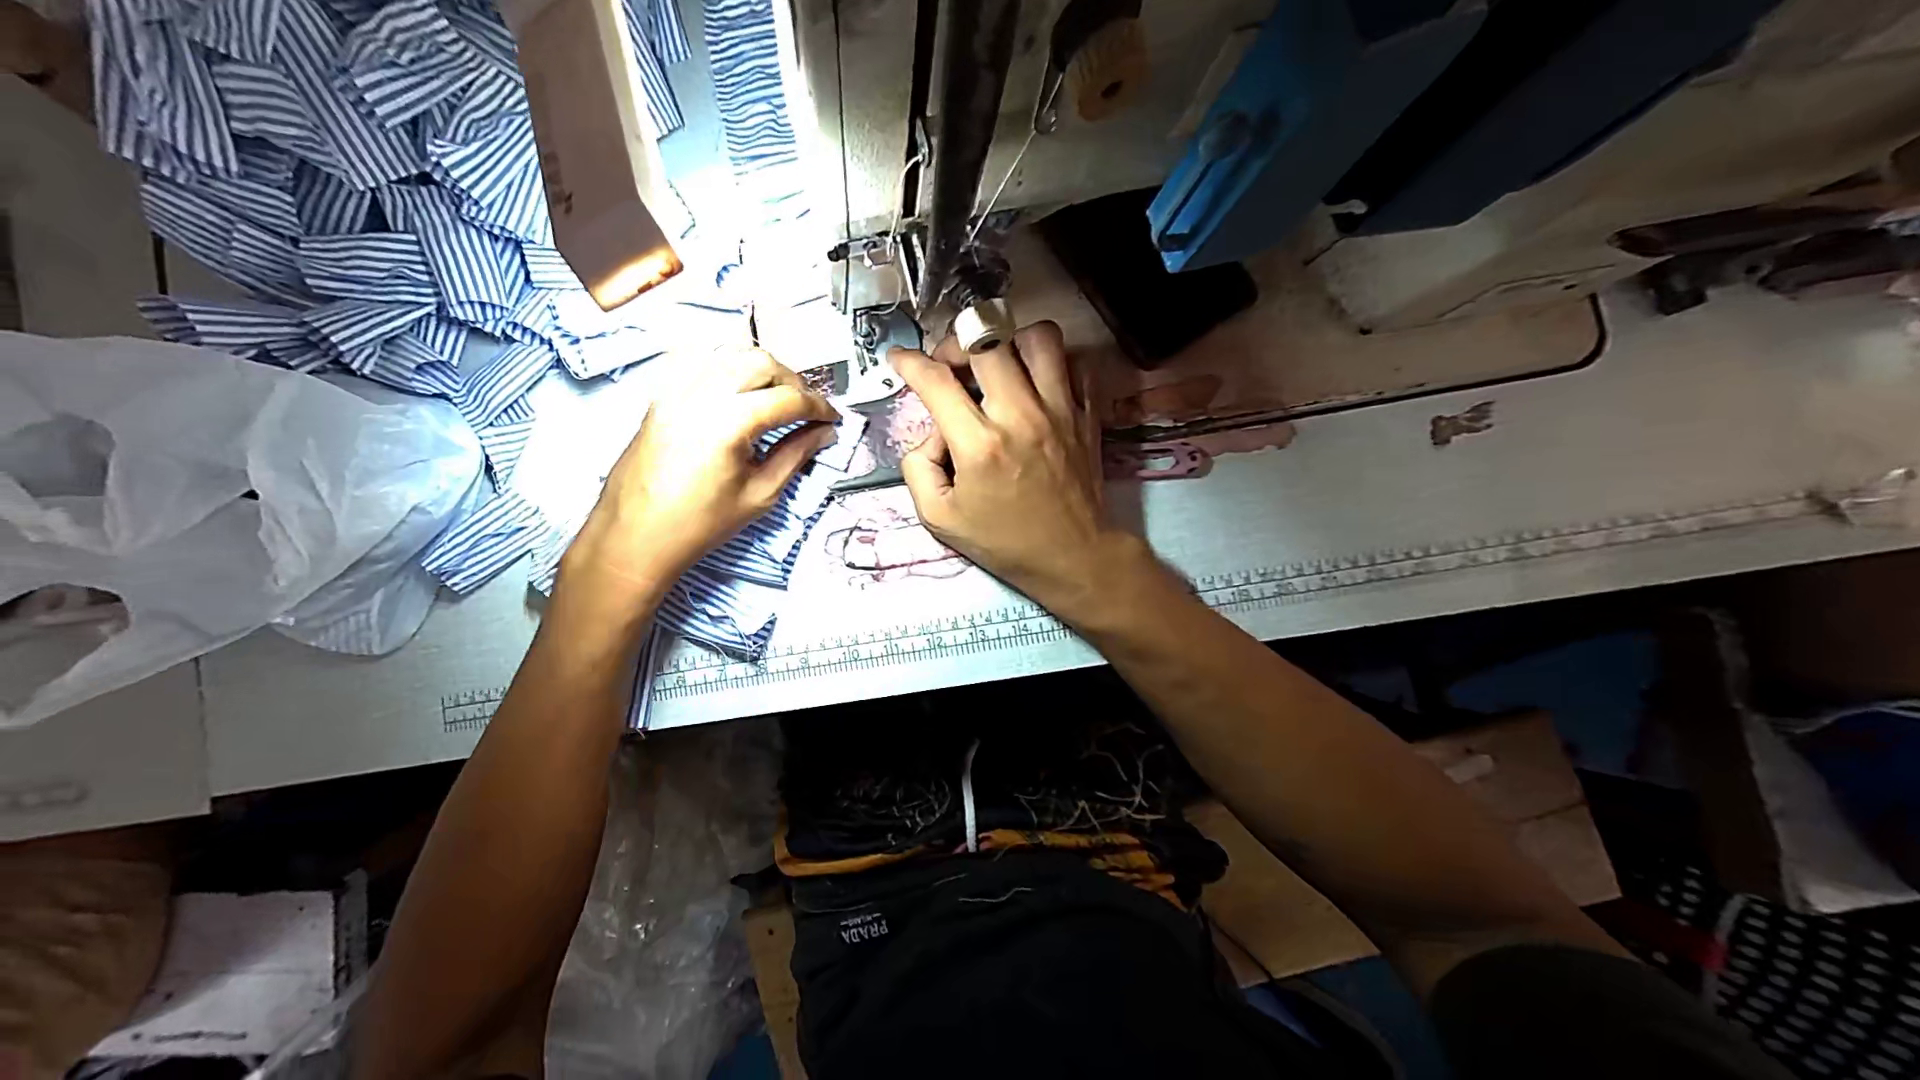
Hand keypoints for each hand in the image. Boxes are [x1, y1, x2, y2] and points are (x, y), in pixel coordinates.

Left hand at [564, 347, 838, 599]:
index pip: (788, 398)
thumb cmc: (692, 525)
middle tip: (808, 409)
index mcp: (727, 424)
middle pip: (762, 363)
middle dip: (794, 382)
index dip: (818, 406)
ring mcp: (676, 390)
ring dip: (763, 368)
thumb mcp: (759, 494)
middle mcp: (699, 396)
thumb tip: (822, 434)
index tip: (831, 418)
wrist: (636, 535)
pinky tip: (739, 387)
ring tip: (777, 396)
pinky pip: (700, 359)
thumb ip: (795, 455)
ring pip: (732, 352)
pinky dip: (728, 364)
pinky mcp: (662, 394)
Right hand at [890, 321, 1149, 618]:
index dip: (910, 362)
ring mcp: (1060, 410)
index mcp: (980, 445)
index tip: (901, 360)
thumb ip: (917, 468)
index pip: (936, 381)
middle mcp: (1021, 416)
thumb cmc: (1005, 541)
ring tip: (997, 364)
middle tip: (951, 366)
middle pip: (986, 341)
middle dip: (956, 344)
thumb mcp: (940, 518)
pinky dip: (1052, 362)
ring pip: (1038, 337)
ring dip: (1010, 341)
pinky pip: (1075, 362)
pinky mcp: (1087, 414)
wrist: (1072, 556)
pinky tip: (1035, 382)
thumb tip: (930, 433)